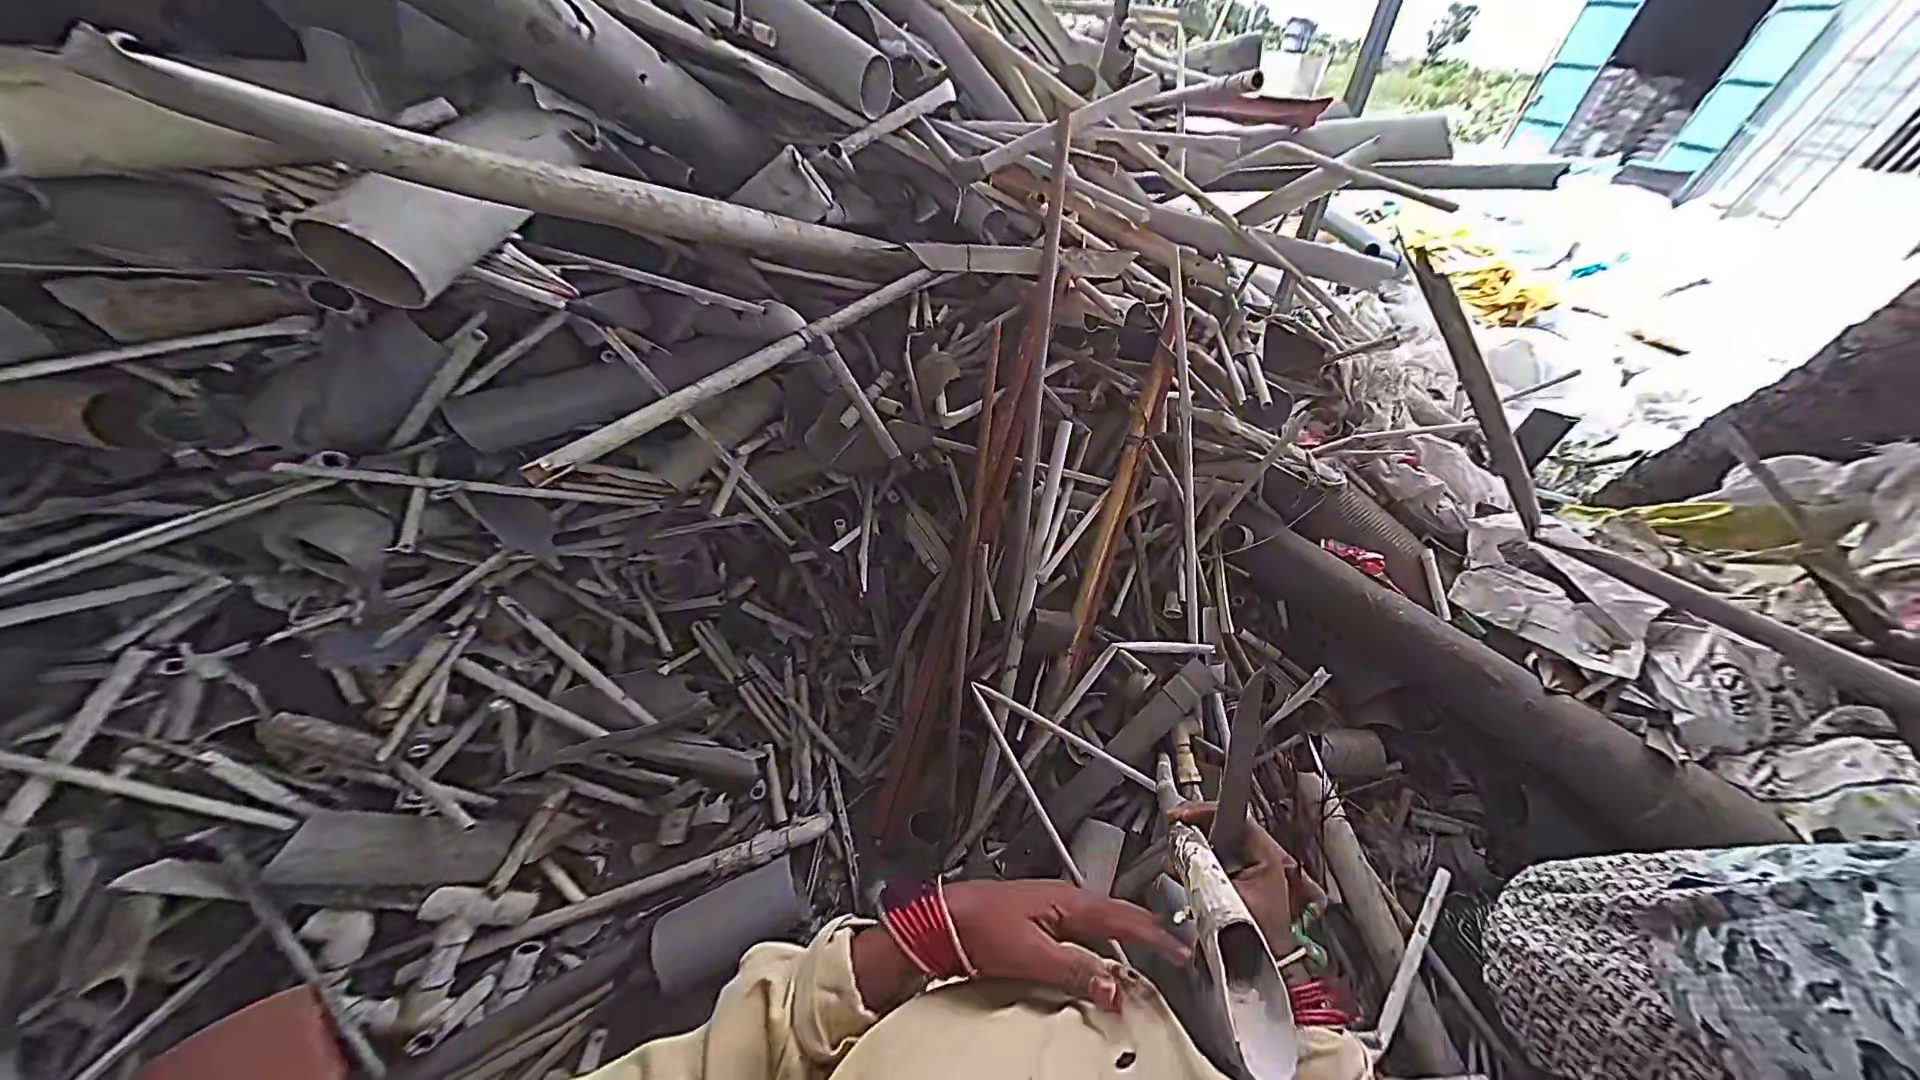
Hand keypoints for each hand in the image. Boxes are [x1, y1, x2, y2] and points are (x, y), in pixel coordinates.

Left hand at [851, 880, 1190, 1014]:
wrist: (947, 918)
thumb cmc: (981, 923)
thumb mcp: (1031, 954)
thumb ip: (1075, 970)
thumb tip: (1114, 986)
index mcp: (1066, 899)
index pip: (1122, 917)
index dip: (1155, 934)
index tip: (1181, 949)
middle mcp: (1062, 899)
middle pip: (1115, 916)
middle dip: (1146, 933)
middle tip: (1174, 952)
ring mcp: (1052, 910)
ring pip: (1100, 926)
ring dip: (1124, 942)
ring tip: (1148, 959)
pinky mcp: (1041, 924)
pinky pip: (1083, 935)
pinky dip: (1101, 949)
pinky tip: (1101, 964)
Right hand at [1167, 802, 1320, 951]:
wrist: (1261, 977)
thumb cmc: (1253, 944)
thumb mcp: (1223, 900)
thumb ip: (1201, 869)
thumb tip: (1181, 845)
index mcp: (1268, 858)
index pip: (1235, 817)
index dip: (1204, 812)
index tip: (1181, 818)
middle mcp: (1263, 861)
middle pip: (1222, 828)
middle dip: (1193, 832)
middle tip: (1174, 836)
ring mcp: (1253, 873)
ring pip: (1215, 844)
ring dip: (1191, 849)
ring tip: (1176, 859)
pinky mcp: (1241, 885)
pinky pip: (1213, 862)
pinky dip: (1195, 864)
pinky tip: (1182, 873)